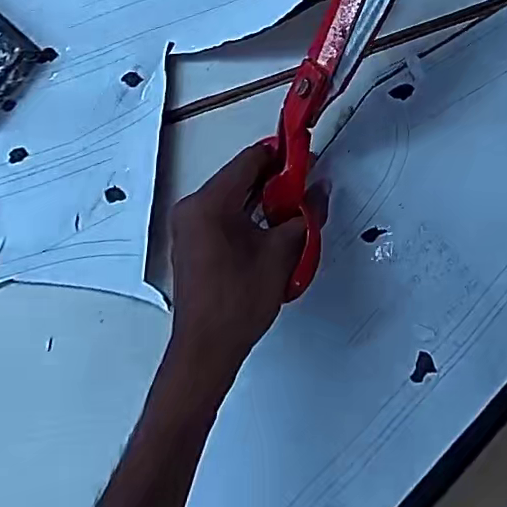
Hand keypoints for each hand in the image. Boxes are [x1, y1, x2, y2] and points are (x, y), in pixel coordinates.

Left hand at [167, 142, 308, 382]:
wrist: (207, 349)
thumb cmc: (236, 305)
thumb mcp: (281, 253)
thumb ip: (304, 214)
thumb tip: (318, 192)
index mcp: (210, 203)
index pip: (249, 160)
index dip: (282, 157)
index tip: (304, 160)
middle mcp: (192, 207)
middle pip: (239, 175)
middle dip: (274, 179)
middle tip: (303, 185)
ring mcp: (188, 225)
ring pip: (231, 195)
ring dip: (261, 196)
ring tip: (292, 207)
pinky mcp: (191, 241)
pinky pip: (221, 212)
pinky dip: (246, 212)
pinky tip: (270, 226)